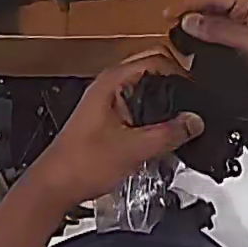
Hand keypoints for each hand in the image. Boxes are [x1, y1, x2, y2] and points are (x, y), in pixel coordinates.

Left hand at [18, 54, 204, 208]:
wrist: (52, 188)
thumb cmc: (79, 165)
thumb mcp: (133, 149)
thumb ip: (168, 134)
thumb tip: (194, 122)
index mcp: (112, 81)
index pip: (156, 58)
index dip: (179, 71)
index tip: (195, 88)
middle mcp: (109, 84)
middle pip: (152, 69)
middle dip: (174, 83)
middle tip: (193, 100)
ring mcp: (108, 99)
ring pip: (146, 87)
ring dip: (165, 99)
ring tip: (181, 117)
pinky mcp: (109, 115)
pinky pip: (138, 103)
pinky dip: (154, 112)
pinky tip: (162, 131)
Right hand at [174, 0, 247, 110]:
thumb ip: (221, 31)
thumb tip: (191, 20)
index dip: (191, 3)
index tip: (170, 12)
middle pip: (215, 9)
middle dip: (193, 15)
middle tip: (171, 24)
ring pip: (219, 27)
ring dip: (200, 31)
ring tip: (180, 38)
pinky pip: (225, 45)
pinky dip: (210, 47)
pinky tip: (201, 55)